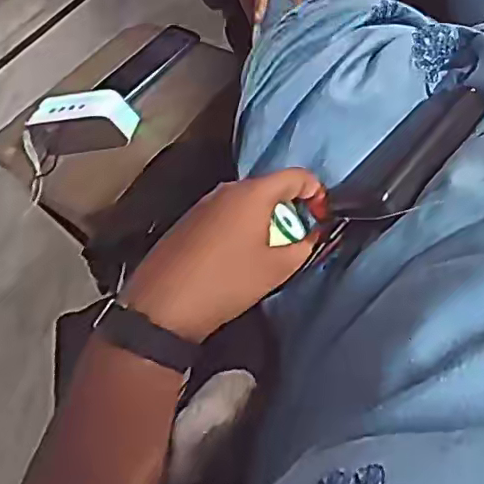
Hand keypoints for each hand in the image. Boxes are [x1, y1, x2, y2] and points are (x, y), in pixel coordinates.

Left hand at [120, 168, 325, 342]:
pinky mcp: (190, 219)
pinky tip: (240, 254)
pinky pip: (228, 211)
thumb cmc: (226, 283)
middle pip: (272, 186)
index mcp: (254, 193)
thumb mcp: (276, 269)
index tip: (321, 219)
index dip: (317, 193)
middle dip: (292, 207)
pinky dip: (244, 224)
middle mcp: (229, 189)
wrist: (161, 308)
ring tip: (271, 248)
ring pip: (249, 199)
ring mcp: (206, 202)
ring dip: (267, 217)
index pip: (298, 175)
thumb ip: (304, 246)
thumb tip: (311, 234)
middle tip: (299, 237)